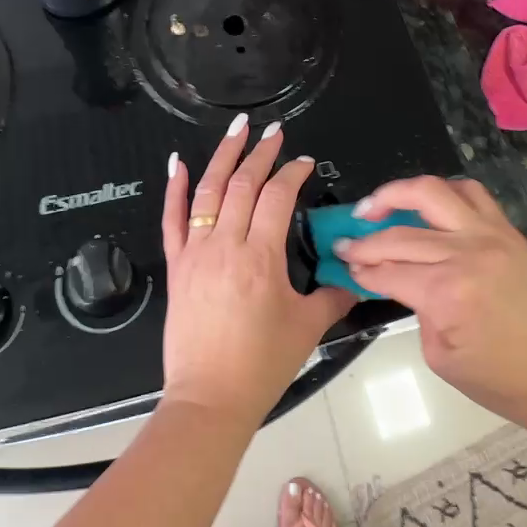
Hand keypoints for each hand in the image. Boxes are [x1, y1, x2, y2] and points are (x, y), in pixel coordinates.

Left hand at [160, 116, 357, 424]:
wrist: (210, 398)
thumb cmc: (262, 364)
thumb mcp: (307, 328)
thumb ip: (333, 296)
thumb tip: (354, 277)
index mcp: (260, 257)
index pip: (277, 197)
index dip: (293, 174)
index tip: (305, 163)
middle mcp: (225, 245)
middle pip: (243, 184)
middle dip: (261, 153)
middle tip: (274, 132)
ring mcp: (195, 252)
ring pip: (208, 191)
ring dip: (223, 155)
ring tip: (236, 129)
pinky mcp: (176, 266)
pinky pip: (172, 219)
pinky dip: (174, 188)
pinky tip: (178, 163)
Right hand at [337, 177, 526, 419]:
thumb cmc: (499, 380)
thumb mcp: (439, 355)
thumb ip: (415, 308)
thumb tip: (393, 278)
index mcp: (447, 292)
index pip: (388, 270)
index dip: (361, 268)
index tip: (341, 264)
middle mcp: (467, 253)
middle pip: (400, 233)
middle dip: (364, 239)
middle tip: (345, 243)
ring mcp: (490, 236)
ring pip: (431, 193)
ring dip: (395, 194)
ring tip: (374, 206)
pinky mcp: (507, 231)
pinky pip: (470, 193)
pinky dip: (441, 191)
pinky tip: (424, 205)